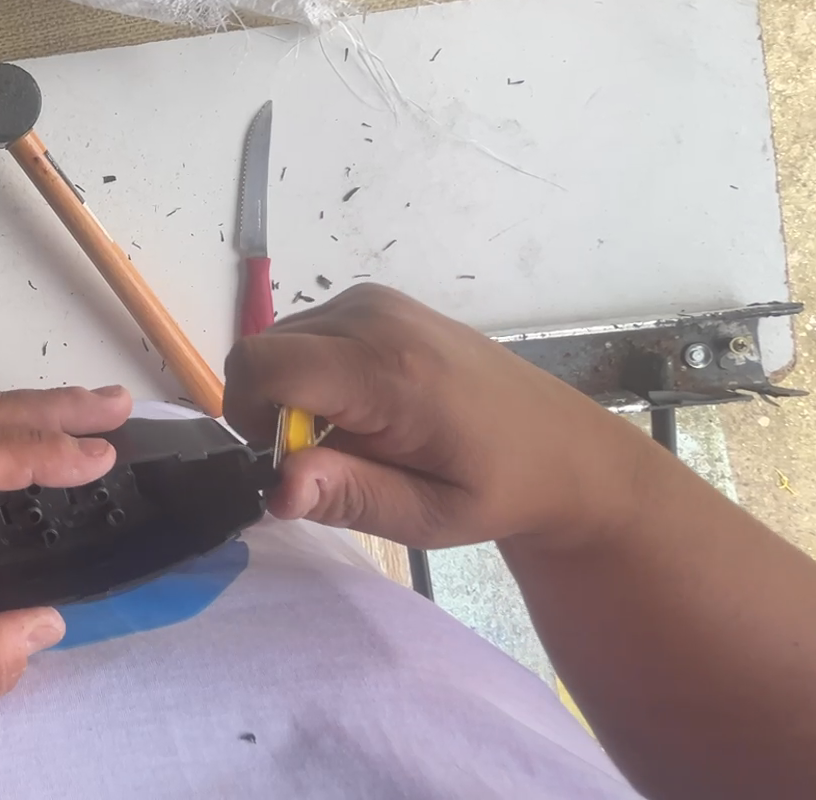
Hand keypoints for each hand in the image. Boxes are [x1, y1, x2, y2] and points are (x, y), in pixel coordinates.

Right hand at [223, 284, 657, 550]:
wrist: (568, 449)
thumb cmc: (496, 490)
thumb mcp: (427, 517)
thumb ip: (347, 497)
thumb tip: (278, 487)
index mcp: (387, 372)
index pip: (261, 364)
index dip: (247, 411)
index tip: (284, 450)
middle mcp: (372, 318)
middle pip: (260, 352)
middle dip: (268, 405)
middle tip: (323, 448)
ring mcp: (372, 301)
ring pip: (275, 341)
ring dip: (287, 387)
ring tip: (347, 424)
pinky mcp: (372, 298)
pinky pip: (301, 330)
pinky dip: (307, 367)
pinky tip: (357, 397)